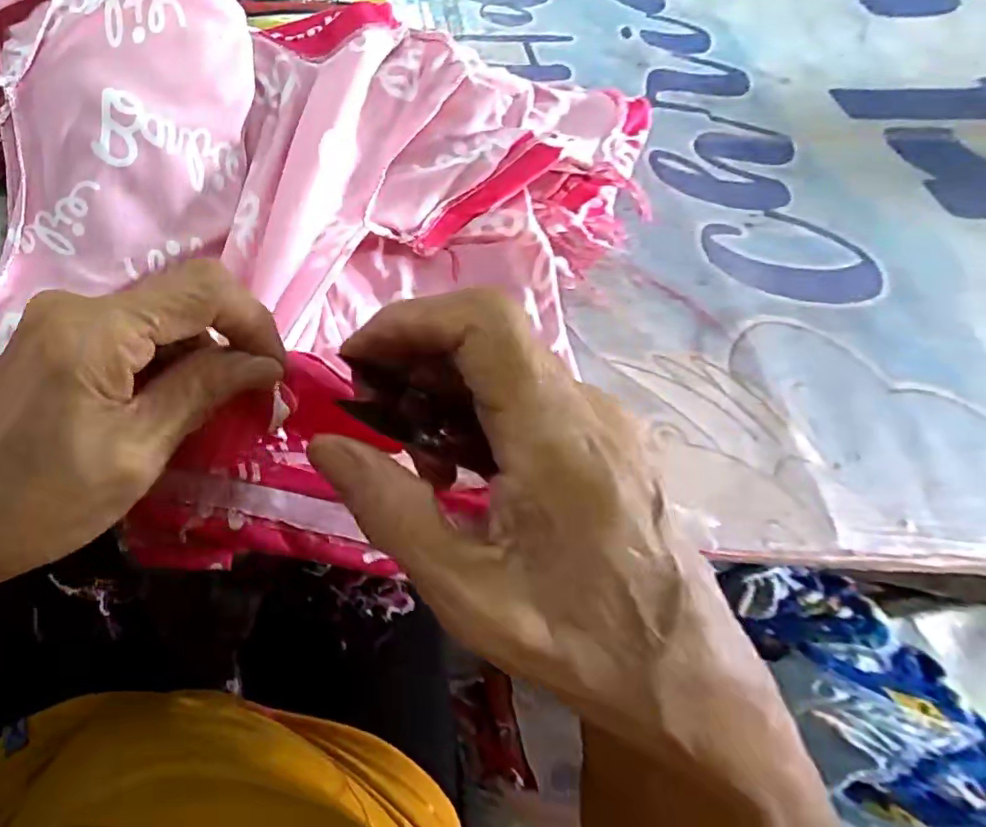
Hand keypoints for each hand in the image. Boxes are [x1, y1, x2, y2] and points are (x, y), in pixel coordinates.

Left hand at [0, 259, 284, 629]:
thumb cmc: (43, 503)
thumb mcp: (135, 454)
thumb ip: (200, 392)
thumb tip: (262, 363)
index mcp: (93, 327)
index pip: (201, 286)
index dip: (253, 321)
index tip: (276, 376)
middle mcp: (72, 302)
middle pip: (176, 298)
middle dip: (224, 343)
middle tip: (253, 405)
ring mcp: (55, 316)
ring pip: (150, 317)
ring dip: (191, 355)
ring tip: (214, 412)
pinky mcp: (47, 335)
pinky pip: (118, 333)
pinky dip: (154, 361)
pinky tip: (166, 403)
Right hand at [308, 290, 831, 823]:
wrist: (693, 696)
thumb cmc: (576, 643)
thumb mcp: (459, 585)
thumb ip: (384, 505)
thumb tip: (323, 442)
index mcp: (559, 439)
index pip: (483, 322)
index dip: (406, 321)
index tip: (355, 360)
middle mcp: (588, 413)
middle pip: (481, 336)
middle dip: (404, 357)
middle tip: (364, 411)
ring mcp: (600, 425)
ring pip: (495, 364)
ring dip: (429, 387)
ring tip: (402, 450)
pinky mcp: (600, 442)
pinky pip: (517, 395)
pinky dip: (461, 409)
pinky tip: (447, 466)